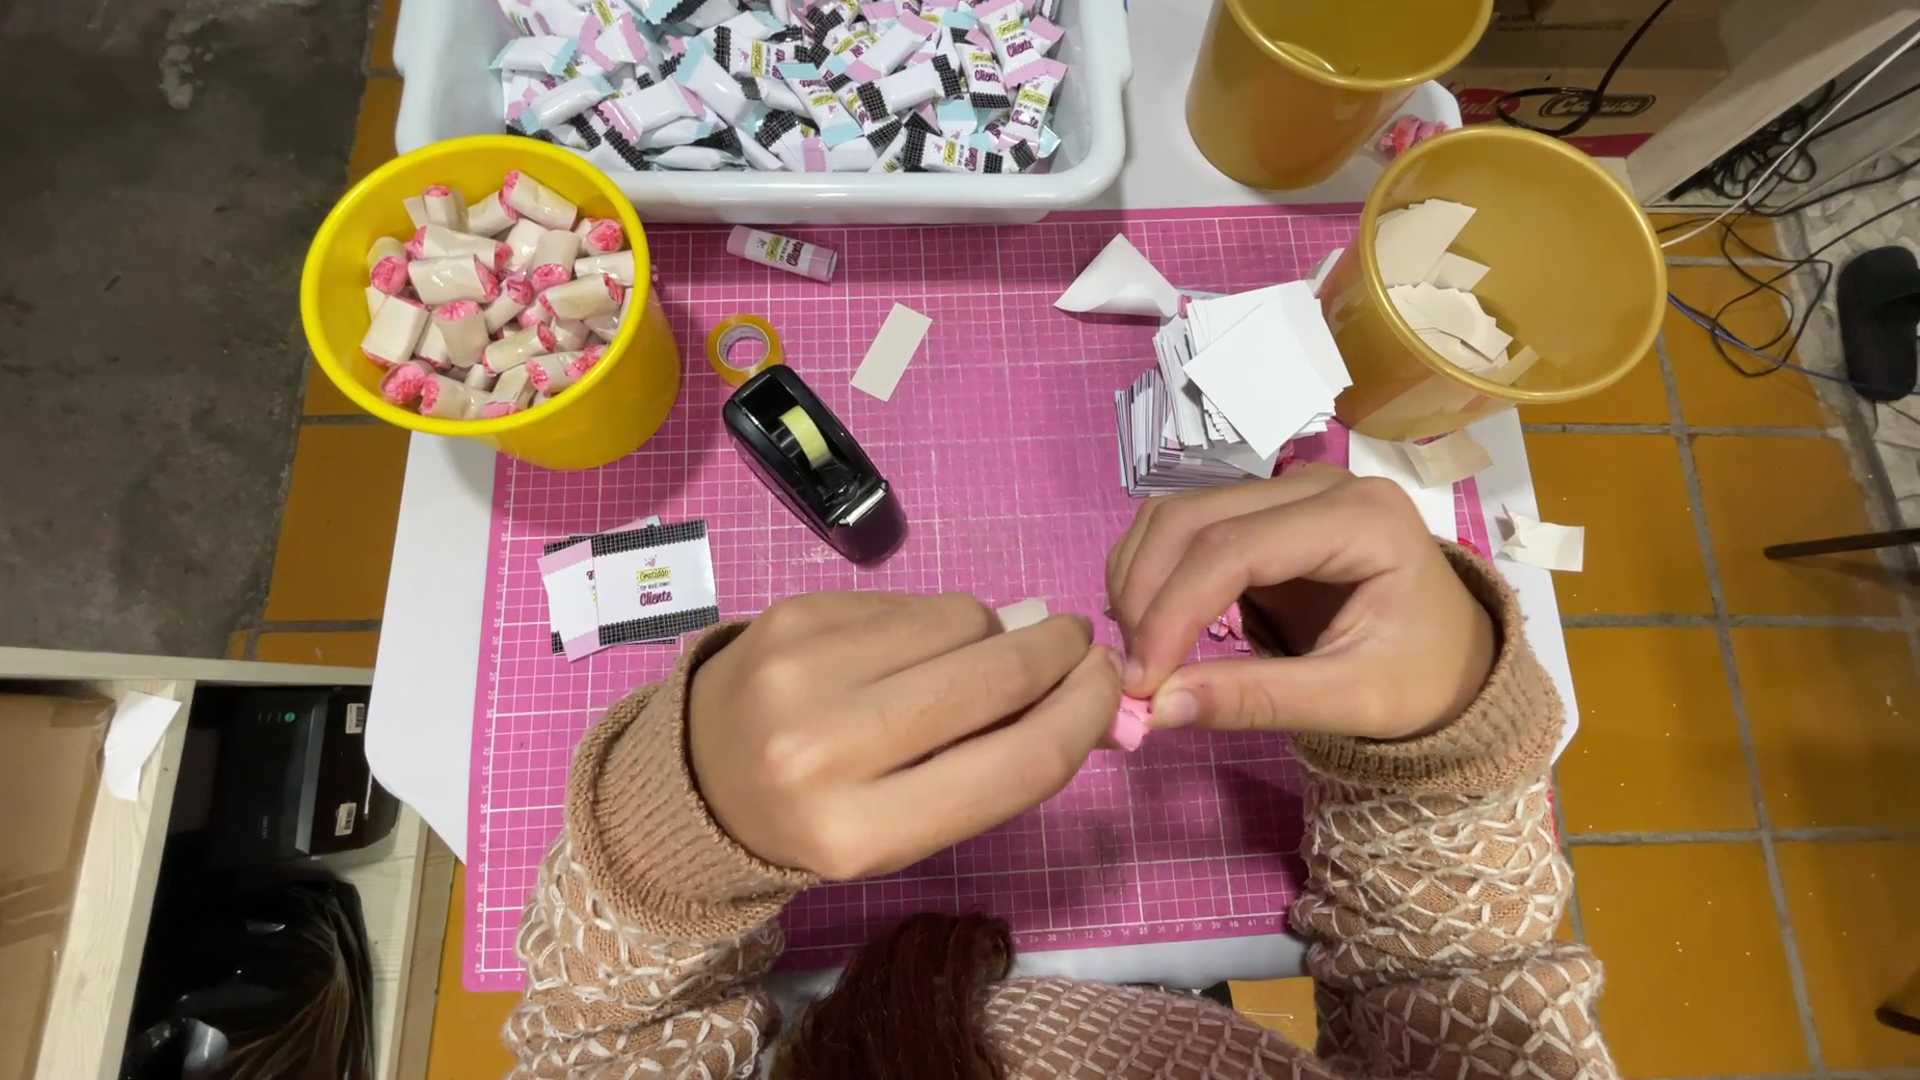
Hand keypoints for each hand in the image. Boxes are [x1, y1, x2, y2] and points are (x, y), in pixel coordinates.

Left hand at [688, 592, 1121, 880]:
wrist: (697, 773)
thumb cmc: (816, 815)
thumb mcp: (900, 825)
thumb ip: (990, 762)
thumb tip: (1078, 685)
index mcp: (861, 834)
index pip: (1014, 765)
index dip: (1082, 716)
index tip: (1109, 681)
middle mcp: (826, 748)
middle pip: (994, 678)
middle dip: (1058, 652)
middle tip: (1076, 642)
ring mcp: (804, 667)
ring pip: (961, 619)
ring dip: (993, 633)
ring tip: (971, 657)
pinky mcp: (796, 611)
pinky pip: (912, 600)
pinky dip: (937, 621)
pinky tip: (913, 645)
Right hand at [1105, 466, 1494, 740]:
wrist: (1451, 654)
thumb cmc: (1421, 677)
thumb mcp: (1354, 701)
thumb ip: (1257, 700)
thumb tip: (1156, 708)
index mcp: (1358, 519)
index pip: (1233, 549)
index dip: (1174, 611)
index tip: (1143, 680)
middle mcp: (1311, 486)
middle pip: (1188, 519)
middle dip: (1145, 596)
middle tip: (1135, 670)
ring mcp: (1278, 491)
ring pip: (1170, 515)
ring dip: (1137, 580)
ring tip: (1139, 647)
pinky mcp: (1253, 512)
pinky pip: (1176, 527)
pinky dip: (1147, 571)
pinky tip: (1147, 619)